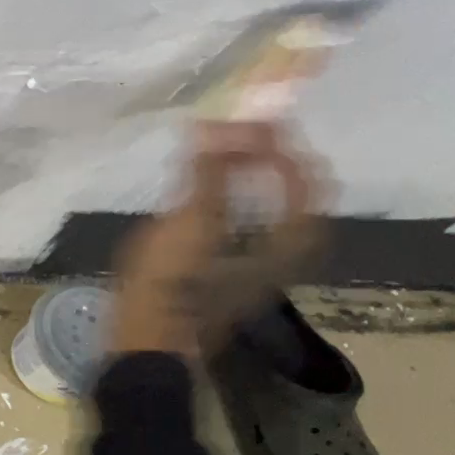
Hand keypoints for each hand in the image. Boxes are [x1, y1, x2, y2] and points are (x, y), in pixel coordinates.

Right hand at [109, 122, 325, 357]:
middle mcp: (289, 250)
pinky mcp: (235, 269)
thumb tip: (220, 122)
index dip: (281, 143)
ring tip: (224, 151)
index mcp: (291, 239)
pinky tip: (209, 189)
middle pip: (296, 191)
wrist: (150, 337)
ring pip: (274, 205)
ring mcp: (262, 262)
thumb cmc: (174, 283)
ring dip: (252, 175)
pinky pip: (252, 218)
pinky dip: (237, 195)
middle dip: (270, 157)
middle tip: (239, 130)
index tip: (249, 117)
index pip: (304, 177)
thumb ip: (209, 174)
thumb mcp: (191, 223)